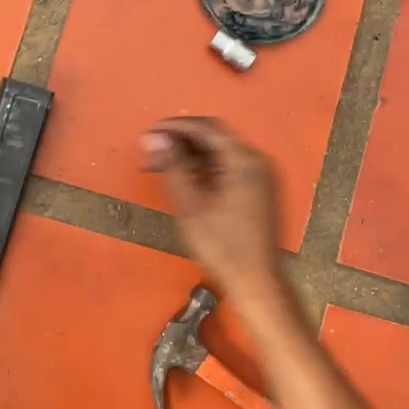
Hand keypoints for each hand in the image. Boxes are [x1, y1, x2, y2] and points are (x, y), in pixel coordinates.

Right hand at [141, 117, 286, 302]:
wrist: (256, 281)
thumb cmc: (223, 246)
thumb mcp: (191, 205)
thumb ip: (173, 167)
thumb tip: (154, 137)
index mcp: (245, 160)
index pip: (206, 128)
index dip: (175, 127)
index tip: (148, 136)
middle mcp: (257, 161)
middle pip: (214, 138)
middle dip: (180, 142)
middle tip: (151, 154)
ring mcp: (260, 177)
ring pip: (219, 154)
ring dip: (190, 157)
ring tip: (161, 169)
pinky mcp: (257, 191)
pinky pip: (227, 169)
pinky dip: (204, 170)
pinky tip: (184, 182)